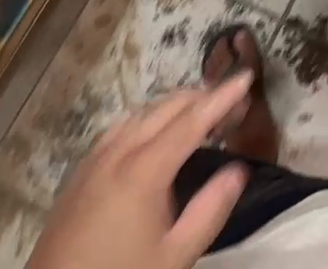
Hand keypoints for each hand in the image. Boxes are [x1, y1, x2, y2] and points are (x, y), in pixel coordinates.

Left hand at [27, 72, 251, 268]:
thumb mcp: (175, 256)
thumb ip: (210, 209)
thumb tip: (238, 169)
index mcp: (144, 170)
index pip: (192, 120)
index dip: (222, 97)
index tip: (247, 77)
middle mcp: (118, 152)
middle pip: (167, 107)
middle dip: (203, 97)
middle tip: (234, 103)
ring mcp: (94, 160)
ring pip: (142, 112)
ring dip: (175, 105)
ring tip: (202, 113)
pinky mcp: (80, 173)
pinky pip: (121, 127)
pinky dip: (149, 118)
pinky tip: (156, 133)